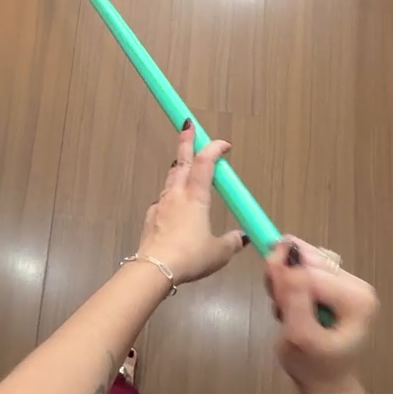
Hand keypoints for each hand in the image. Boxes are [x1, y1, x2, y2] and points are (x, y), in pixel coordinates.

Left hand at [135, 124, 245, 284]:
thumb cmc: (190, 256)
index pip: (206, 163)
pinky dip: (171, 195)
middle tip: (188, 125)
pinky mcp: (151, 217)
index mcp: (196, 196)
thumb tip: (241, 237)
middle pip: (182, 161)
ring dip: (179, 168)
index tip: (225, 144)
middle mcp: (177, 194)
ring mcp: (161, 204)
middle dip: (187, 142)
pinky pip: (163, 199)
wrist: (154, 268)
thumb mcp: (219, 252)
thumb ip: (231, 242)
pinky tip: (174, 206)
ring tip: (186, 166)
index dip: (214, 148)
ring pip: (171, 178)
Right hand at [266, 238, 378, 393]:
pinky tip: (292, 301)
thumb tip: (284, 256)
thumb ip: (293, 298)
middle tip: (280, 306)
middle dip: (285, 276)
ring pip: (304, 257)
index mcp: (357, 299)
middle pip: (308, 259)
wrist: (326, 381)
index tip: (276, 305)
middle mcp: (358, 284)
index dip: (284, 282)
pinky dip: (290, 277)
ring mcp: (349, 281)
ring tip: (286, 306)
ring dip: (286, 277)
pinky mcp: (337, 280)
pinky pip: (305, 264)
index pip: (309, 274)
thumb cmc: (313, 366)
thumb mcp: (300, 338)